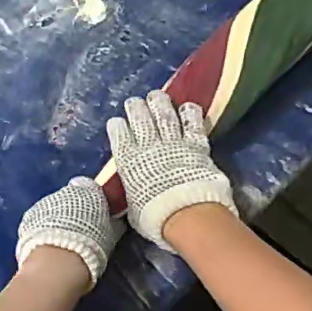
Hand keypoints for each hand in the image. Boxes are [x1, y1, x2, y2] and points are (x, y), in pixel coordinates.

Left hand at [16, 177, 122, 288]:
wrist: (58, 258)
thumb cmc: (91, 244)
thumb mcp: (110, 233)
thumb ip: (111, 222)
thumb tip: (115, 221)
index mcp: (88, 191)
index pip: (88, 187)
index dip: (89, 200)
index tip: (92, 214)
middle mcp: (63, 192)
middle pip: (68, 198)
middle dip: (72, 211)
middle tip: (77, 230)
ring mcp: (43, 203)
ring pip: (51, 208)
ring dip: (55, 219)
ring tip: (60, 239)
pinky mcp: (28, 217)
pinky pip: (37, 219)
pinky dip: (42, 227)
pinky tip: (47, 243)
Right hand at [106, 90, 236, 250]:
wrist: (186, 212)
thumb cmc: (153, 216)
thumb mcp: (131, 207)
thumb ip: (129, 195)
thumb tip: (125, 197)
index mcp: (128, 162)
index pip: (120, 138)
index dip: (116, 128)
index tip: (115, 121)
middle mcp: (149, 148)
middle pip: (141, 122)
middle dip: (136, 109)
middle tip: (133, 100)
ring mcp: (174, 145)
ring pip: (165, 118)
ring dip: (160, 105)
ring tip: (156, 94)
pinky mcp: (196, 147)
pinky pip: (192, 126)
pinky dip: (190, 115)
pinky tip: (187, 105)